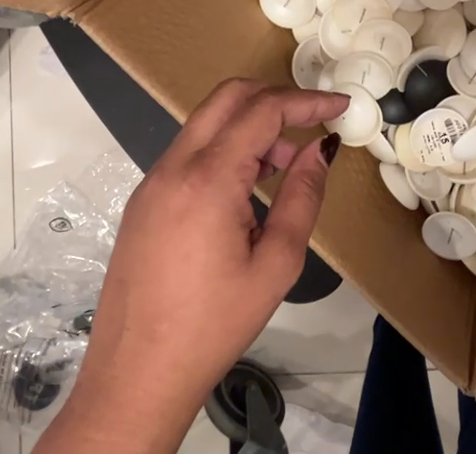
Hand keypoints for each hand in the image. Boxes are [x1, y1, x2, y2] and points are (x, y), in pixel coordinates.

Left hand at [44, 80, 345, 452]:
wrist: (135, 377)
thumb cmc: (213, 325)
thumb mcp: (276, 264)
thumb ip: (303, 197)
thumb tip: (320, 149)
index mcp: (208, 179)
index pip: (263, 110)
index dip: (307, 101)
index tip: (341, 107)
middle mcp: (174, 167)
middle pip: (228, 97)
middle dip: (276, 98)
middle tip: (312, 122)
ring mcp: (152, 182)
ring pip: (207, 123)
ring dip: (251, 126)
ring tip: (285, 167)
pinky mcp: (144, 201)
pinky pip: (191, 152)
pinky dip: (227, 149)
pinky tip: (249, 189)